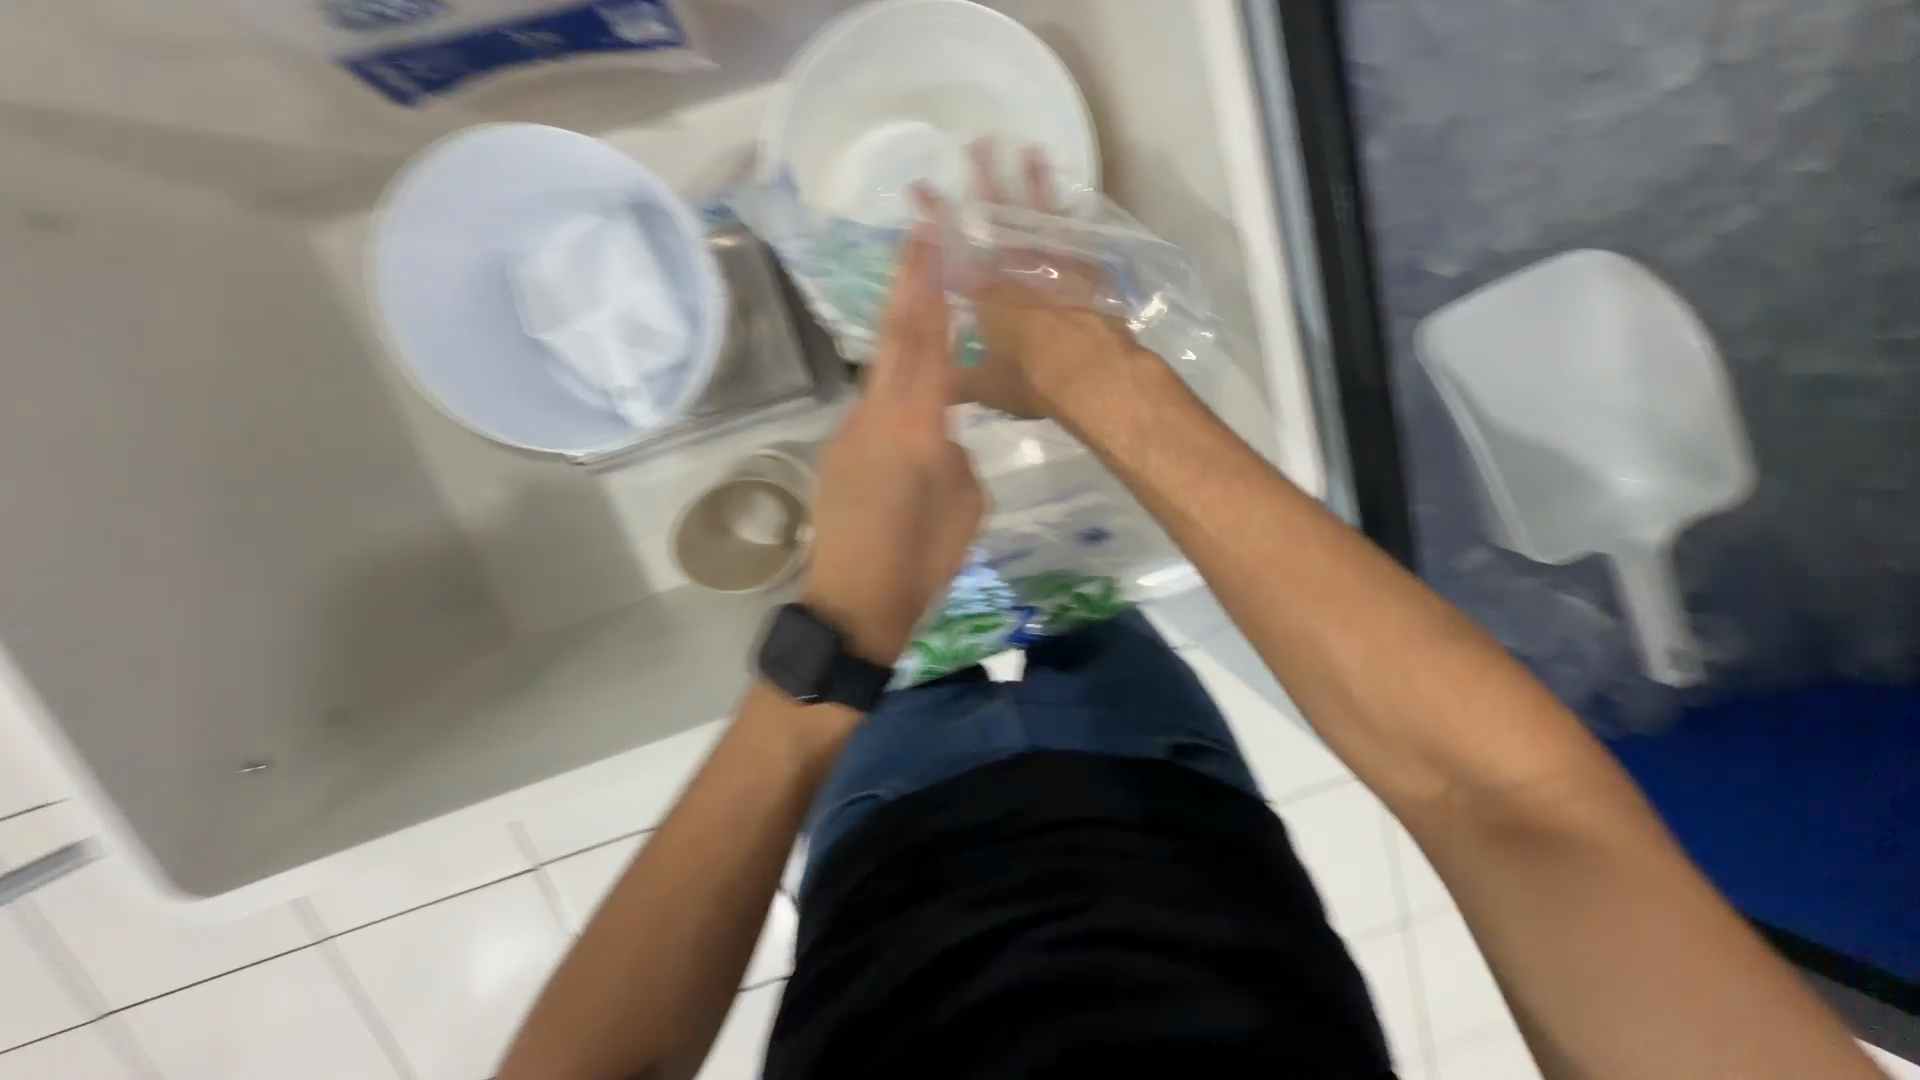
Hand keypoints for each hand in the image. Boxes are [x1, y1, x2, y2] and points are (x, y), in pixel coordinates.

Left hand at [802, 223, 986, 666]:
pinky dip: (894, 384)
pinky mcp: (837, 453)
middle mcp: (875, 417)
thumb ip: (956, 453)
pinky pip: (872, 407)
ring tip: (921, 293)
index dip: (930, 285)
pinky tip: (912, 391)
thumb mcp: (967, 506)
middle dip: (908, 280)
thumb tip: (942, 433)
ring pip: (880, 370)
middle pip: (894, 337)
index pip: (926, 341)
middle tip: (918, 227)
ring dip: (900, 329)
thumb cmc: (923, 562)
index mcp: (915, 427)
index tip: (933, 235)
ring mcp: (849, 433)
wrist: (854, 604)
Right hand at [948, 143, 1164, 420]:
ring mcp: (1056, 264)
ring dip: (1035, 180)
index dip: (934, 215)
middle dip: (984, 176)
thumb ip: (958, 383)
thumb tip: (933, 390)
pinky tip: (1077, 203)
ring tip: (1031, 150)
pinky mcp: (1089, 272)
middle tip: (976, 143)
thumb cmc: (1032, 379)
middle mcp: (1017, 266)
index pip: (951, 244)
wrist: (1093, 375)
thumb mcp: (986, 388)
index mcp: (984, 291)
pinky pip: (1081, 236)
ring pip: (1042, 214)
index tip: (919, 187)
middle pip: (998, 214)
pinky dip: (1076, 219)